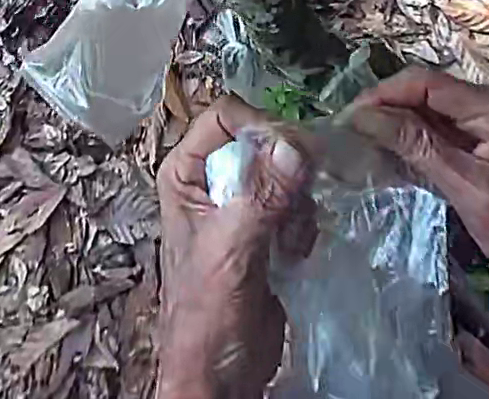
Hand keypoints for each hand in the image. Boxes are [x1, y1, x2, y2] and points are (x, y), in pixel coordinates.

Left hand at [157, 96, 312, 398]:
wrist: (221, 376)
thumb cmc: (206, 314)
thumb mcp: (230, 250)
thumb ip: (262, 196)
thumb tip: (295, 147)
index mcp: (186, 169)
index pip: (225, 115)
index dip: (259, 125)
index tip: (289, 152)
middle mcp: (212, 174)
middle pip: (261, 137)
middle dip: (285, 169)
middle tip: (298, 199)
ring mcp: (240, 197)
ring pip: (285, 166)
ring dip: (296, 201)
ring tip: (289, 239)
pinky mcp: (266, 220)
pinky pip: (297, 196)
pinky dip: (302, 221)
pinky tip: (293, 252)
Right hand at [349, 68, 488, 381]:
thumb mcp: (473, 194)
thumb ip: (420, 148)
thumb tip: (367, 117)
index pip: (426, 83)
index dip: (383, 94)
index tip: (347, 117)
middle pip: (427, 93)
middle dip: (387, 108)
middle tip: (348, 132)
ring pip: (431, 113)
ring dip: (398, 126)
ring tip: (360, 144)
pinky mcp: (488, 146)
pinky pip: (443, 133)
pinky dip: (416, 143)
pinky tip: (391, 159)